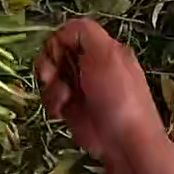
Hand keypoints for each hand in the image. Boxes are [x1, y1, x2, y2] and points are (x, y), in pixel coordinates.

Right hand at [34, 18, 165, 162]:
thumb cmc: (118, 95)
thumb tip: (62, 32)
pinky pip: (51, 97)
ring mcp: (79, 86)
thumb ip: (84, 32)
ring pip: (50, 75)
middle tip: (51, 76)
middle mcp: (90, 65)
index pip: (70, 32)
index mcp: (103, 49)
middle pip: (55, 53)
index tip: (58, 54)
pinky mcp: (71, 107)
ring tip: (63, 100)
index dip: (59, 41)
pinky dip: (53, 103)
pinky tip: (61, 112)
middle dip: (50, 64)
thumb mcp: (106, 54)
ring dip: (51, 87)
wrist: (123, 141)